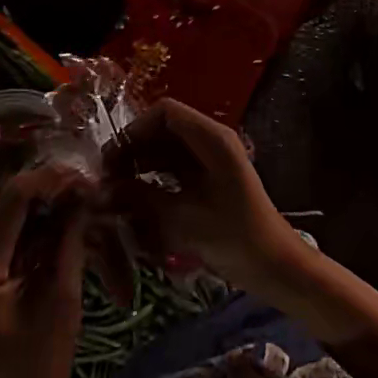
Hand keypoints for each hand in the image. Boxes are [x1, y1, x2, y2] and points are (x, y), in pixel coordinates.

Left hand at [0, 166, 91, 377]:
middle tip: (89, 184)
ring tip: (84, 197)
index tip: (87, 174)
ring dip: (47, 204)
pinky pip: (13, 236)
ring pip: (12, 216)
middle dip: (50, 188)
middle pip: (9, 204)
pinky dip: (40, 225)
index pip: (12, 201)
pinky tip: (67, 220)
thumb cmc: (37, 370)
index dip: (50, 179)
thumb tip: (85, 193)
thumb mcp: (61, 302)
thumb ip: (69, 242)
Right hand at [103, 100, 302, 289]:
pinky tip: (136, 200)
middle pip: (163, 129)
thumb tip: (103, 189)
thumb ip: (142, 199)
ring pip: (166, 149)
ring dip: (141, 165)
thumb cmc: (234, 237)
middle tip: (107, 181)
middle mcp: (211, 140)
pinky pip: (174, 167)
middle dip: (134, 150)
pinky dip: (154, 178)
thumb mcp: (183, 220)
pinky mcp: (209, 177)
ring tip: (116, 193)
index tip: (112, 159)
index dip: (135, 130)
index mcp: (212, 138)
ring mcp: (211, 158)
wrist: (274, 265)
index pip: (165, 112)